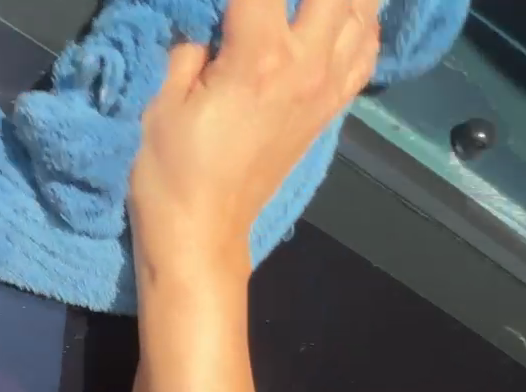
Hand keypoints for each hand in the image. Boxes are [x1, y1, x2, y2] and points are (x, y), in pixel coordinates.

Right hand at [129, 0, 379, 280]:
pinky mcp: (331, 106)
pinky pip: (368, 45)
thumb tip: (203, 32)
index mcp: (258, 58)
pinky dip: (358, 22)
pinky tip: (335, 21)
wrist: (199, 235)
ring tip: (300, 9)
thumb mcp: (158, 113)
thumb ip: (186, 58)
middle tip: (263, 6)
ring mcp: (326, 84)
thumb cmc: (169, 179)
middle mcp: (307, 61)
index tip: (221, 6)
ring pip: (362, 6)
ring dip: (331, 0)